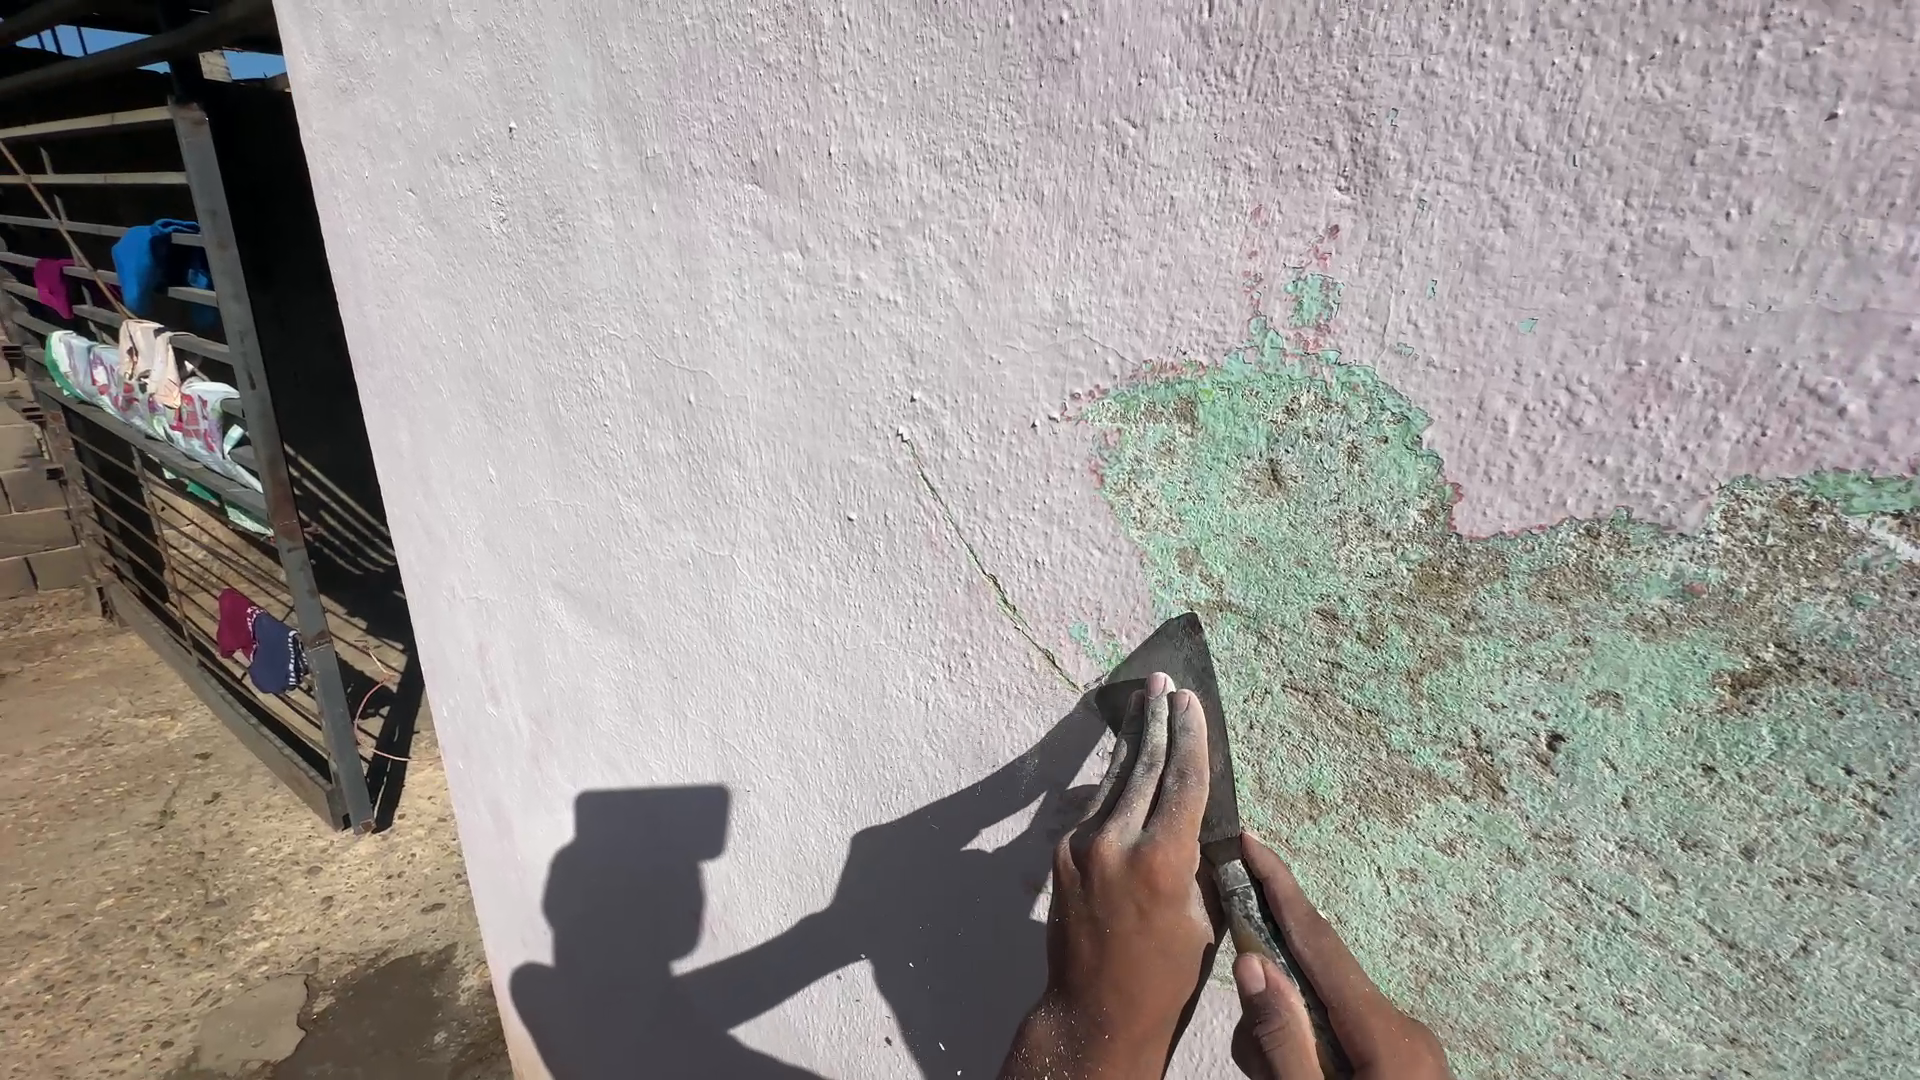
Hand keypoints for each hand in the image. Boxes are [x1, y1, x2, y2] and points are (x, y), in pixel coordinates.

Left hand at [1000, 673, 1213, 1078]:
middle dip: (1156, 719)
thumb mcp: (1202, 917)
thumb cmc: (1165, 975)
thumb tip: (1194, 816)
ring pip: (1115, 779)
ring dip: (1132, 740)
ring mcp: (1083, 842)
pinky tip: (1127, 760)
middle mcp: (1117, 841)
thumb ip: (1195, 859)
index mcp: (1163, 860)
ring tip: (1143, 703)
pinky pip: (1097, 806)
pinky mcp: (1063, 850)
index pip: (1182, 781)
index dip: (1189, 737)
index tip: (1191, 701)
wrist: (1095, 1008)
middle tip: (1163, 682)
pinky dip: (1116, 782)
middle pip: (1143, 765)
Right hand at [1231, 835, 1451, 1079]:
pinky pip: (1334, 1038)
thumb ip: (1283, 1041)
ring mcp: (1402, 1050)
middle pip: (1310, 980)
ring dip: (1283, 1042)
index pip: (1319, 941)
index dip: (1280, 886)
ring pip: (1316, 1013)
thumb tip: (1253, 960)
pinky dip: (1304, 1055)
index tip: (1251, 839)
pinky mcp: (1398, 1068)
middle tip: (1259, 1065)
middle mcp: (1398, 1030)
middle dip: (1267, 1002)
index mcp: (1386, 1037)